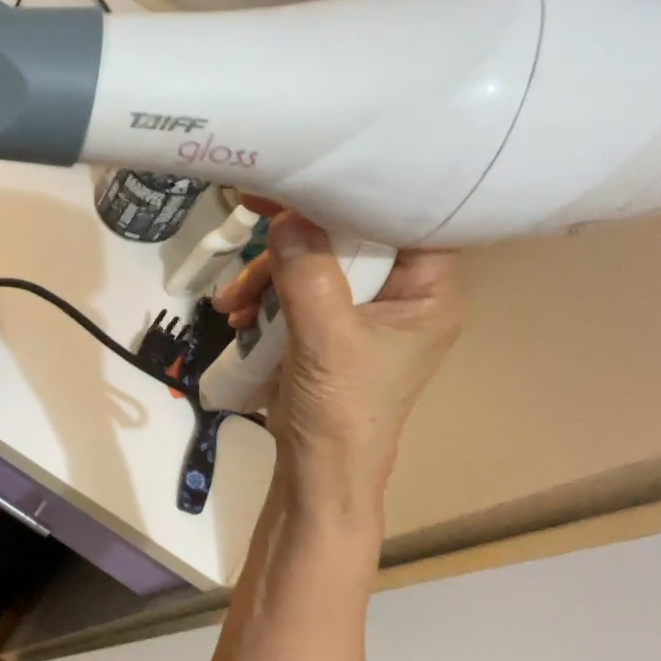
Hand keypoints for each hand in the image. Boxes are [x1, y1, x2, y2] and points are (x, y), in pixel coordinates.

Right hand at [215, 213, 465, 490]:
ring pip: (315, 267)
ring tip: (230, 306)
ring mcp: (364, 313)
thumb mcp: (326, 337)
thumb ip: (308, 274)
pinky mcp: (330, 330)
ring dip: (266, 280)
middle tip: (248, 252)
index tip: (298, 189)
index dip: (351, 198)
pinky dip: (265, 302)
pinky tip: (238, 319)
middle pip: (348, 240)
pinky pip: (297, 295)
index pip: (402, 217)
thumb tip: (285, 217)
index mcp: (430, 289)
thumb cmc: (342, 408)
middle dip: (290, 250)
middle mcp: (404, 293)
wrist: (318, 470)